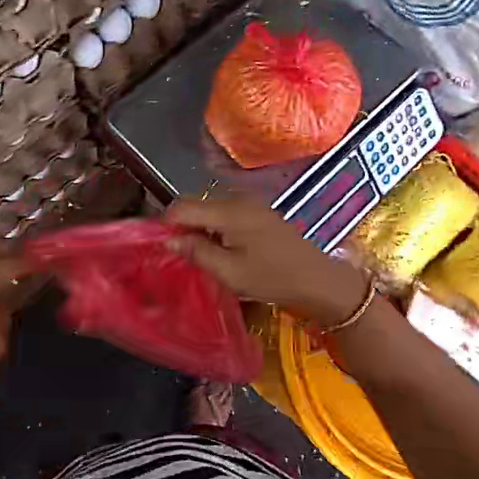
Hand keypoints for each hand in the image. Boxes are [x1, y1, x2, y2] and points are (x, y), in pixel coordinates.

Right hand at [167, 197, 370, 326]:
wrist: (317, 279)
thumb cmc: (273, 278)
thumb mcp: (230, 272)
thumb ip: (196, 252)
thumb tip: (167, 239)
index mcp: (229, 211)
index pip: (182, 206)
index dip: (165, 224)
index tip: (160, 246)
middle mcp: (238, 199)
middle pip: (195, 203)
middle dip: (181, 225)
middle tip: (179, 254)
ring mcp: (250, 202)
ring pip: (209, 207)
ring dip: (198, 227)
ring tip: (200, 255)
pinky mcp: (258, 210)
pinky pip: (225, 212)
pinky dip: (215, 227)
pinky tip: (221, 249)